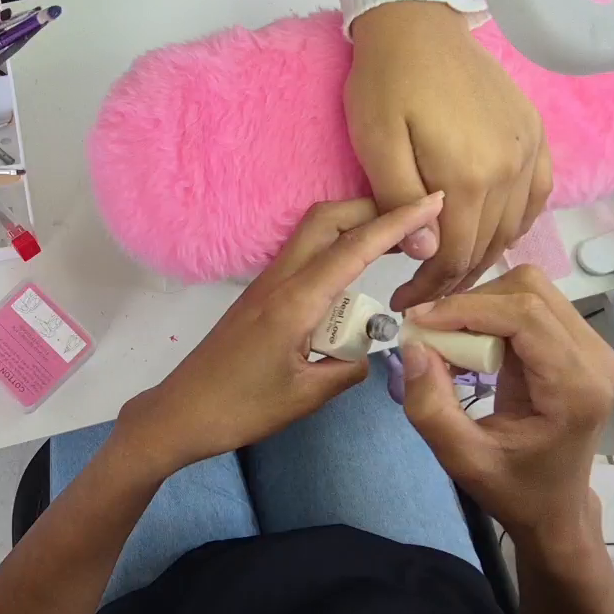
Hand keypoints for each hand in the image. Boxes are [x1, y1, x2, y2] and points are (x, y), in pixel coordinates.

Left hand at [121, 193, 447, 467]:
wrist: (180, 412)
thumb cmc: (241, 408)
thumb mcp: (305, 396)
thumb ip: (348, 368)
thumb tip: (372, 349)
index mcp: (295, 300)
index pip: (354, 247)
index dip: (397, 221)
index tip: (433, 200)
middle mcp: (279, 280)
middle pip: (327, 219)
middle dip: (373, 209)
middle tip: (419, 223)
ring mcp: (265, 285)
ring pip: (312, 234)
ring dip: (354, 227)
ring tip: (397, 242)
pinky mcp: (258, 296)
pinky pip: (302, 257)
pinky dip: (335, 250)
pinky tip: (354, 273)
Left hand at [345, 0, 551, 309]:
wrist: (415, 26)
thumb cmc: (384, 85)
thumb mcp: (375, 144)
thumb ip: (400, 201)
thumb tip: (426, 254)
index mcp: (470, 176)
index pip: (456, 255)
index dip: (431, 287)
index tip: (406, 302)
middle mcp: (511, 168)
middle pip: (488, 246)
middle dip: (455, 279)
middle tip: (424, 296)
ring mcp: (530, 149)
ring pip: (516, 227)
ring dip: (486, 255)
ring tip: (451, 271)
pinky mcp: (534, 134)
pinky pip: (539, 195)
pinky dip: (518, 223)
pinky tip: (494, 232)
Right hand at [397, 265, 613, 549]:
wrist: (554, 507)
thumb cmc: (513, 488)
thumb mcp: (460, 458)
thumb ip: (430, 405)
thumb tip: (413, 345)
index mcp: (576, 388)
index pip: (524, 316)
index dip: (465, 308)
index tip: (416, 322)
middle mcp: (595, 358)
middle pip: (529, 291)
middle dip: (470, 304)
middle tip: (429, 334)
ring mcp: (590, 348)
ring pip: (528, 289)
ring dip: (478, 305)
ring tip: (447, 339)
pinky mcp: (575, 344)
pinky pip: (527, 305)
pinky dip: (488, 313)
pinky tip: (467, 344)